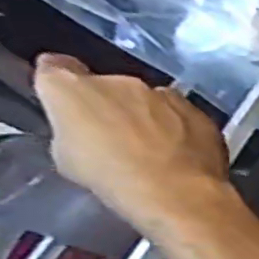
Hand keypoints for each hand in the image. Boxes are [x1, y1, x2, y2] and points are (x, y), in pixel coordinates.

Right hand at [32, 54, 230, 221]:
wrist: (176, 190)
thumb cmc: (108, 174)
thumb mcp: (66, 152)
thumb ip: (74, 128)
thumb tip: (89, 130)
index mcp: (69, 86)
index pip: (56, 68)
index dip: (63, 84)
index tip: (68, 98)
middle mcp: (119, 82)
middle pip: (111, 87)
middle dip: (114, 105)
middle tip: (121, 134)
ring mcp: (166, 96)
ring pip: (153, 100)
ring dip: (152, 115)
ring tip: (159, 145)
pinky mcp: (201, 114)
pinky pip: (186, 116)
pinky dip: (185, 128)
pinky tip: (186, 151)